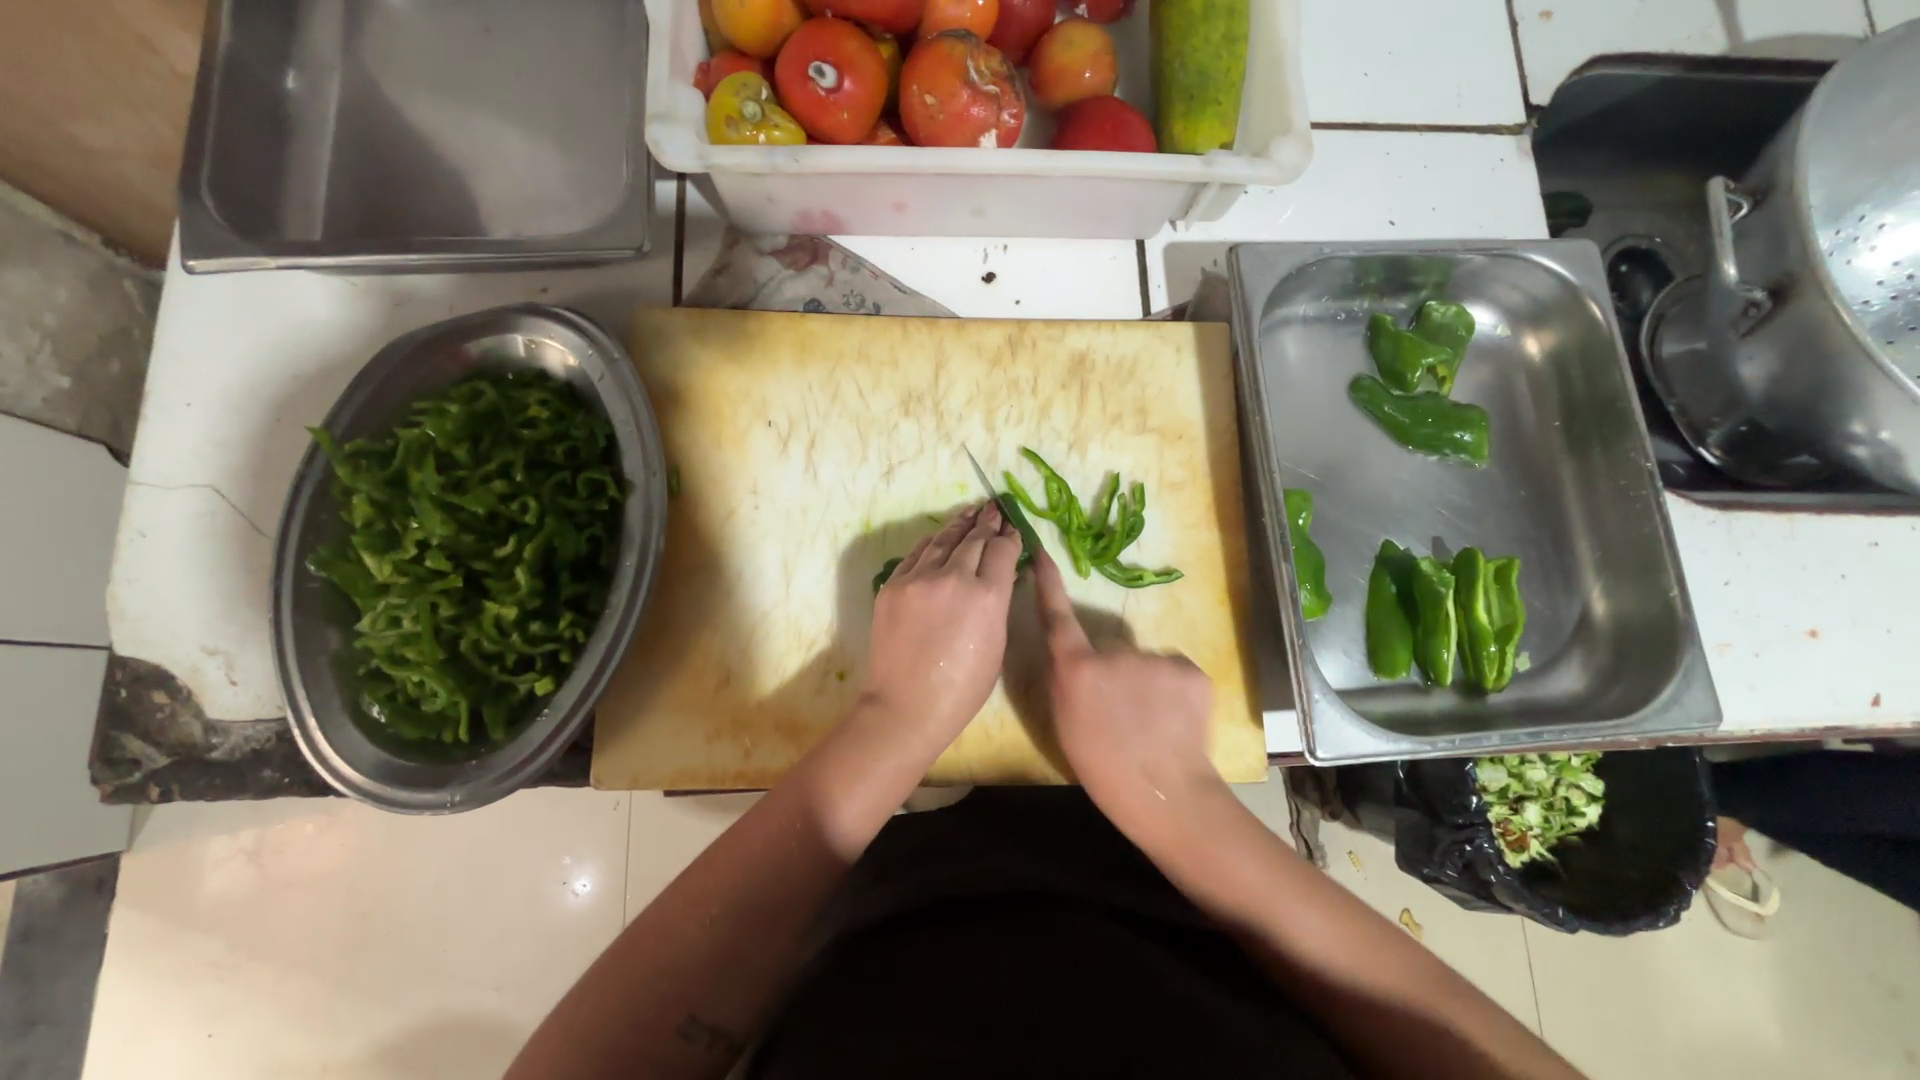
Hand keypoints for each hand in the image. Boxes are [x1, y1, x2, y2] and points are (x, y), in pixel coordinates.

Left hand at [862, 503, 1022, 746]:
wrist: (906, 705)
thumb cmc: (962, 688)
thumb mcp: (996, 645)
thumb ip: (998, 604)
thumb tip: (1001, 578)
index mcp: (987, 595)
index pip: (1002, 551)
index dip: (1010, 537)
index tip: (1013, 528)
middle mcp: (954, 577)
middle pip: (974, 539)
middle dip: (987, 523)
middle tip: (994, 510)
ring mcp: (919, 579)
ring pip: (943, 540)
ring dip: (960, 525)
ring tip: (970, 513)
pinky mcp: (893, 586)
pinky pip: (916, 554)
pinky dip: (932, 542)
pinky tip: (939, 537)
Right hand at [1032, 548, 1220, 833]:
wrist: (1163, 793)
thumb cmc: (1103, 768)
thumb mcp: (1065, 725)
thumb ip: (1066, 682)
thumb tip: (1072, 657)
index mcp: (1076, 669)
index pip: (1058, 617)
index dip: (1049, 585)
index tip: (1042, 554)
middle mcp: (1113, 653)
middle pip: (1110, 650)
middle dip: (1114, 672)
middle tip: (1121, 714)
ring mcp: (1154, 658)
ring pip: (1144, 663)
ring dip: (1146, 683)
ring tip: (1151, 723)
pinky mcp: (1189, 669)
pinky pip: (1174, 671)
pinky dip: (1174, 690)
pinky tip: (1174, 720)